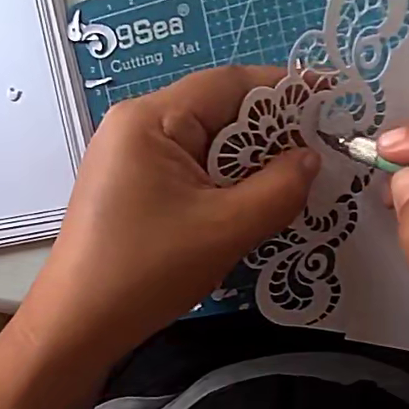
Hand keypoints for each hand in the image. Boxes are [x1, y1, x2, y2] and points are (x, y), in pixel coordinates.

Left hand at [20, 66, 319, 359]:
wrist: (77, 325)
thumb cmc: (146, 272)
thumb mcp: (225, 228)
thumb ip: (279, 187)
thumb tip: (309, 157)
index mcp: (150, 118)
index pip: (228, 83)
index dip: (284, 88)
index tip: (331, 97)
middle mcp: (134, 124)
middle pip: (214, 109)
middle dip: (268, 129)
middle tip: (319, 150)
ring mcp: (127, 154)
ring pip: (203, 140)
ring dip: (247, 158)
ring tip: (291, 179)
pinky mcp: (129, 183)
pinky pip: (186, 165)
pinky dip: (221, 178)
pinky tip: (248, 200)